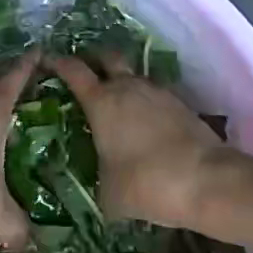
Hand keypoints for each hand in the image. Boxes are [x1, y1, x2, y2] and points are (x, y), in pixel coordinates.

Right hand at [50, 54, 252, 231]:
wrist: (206, 180)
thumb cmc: (146, 183)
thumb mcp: (109, 195)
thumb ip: (97, 183)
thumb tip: (97, 187)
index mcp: (102, 101)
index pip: (73, 70)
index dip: (57, 62)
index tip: (46, 60)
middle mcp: (128, 87)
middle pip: (107, 57)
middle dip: (94, 60)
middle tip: (84, 72)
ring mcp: (156, 92)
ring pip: (133, 76)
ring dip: (122, 82)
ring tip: (116, 105)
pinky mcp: (180, 103)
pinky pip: (154, 94)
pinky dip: (144, 102)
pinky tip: (143, 124)